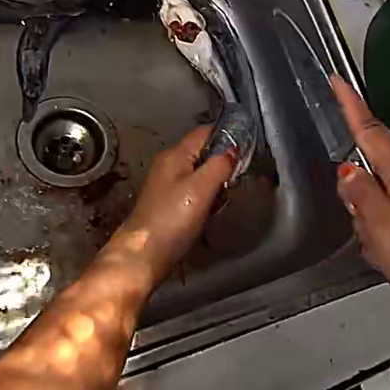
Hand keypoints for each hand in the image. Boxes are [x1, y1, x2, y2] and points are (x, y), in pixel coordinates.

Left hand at [100, 125, 235, 284]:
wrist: (142, 257)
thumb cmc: (171, 220)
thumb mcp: (201, 189)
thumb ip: (219, 165)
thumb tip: (233, 149)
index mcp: (174, 155)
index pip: (205, 132)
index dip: (227, 136)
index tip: (247, 149)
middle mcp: (168, 165)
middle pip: (203, 153)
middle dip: (223, 163)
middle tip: (236, 180)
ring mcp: (167, 185)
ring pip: (200, 173)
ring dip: (216, 183)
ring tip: (223, 199)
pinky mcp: (167, 204)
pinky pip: (194, 191)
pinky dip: (206, 197)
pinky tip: (210, 211)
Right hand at [331, 77, 389, 309]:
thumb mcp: (381, 226)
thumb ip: (360, 194)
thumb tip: (346, 169)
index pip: (370, 128)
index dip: (351, 104)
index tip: (336, 80)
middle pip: (372, 161)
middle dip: (356, 187)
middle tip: (361, 221)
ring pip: (380, 188)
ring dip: (369, 213)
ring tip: (379, 245)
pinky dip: (383, 225)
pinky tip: (389, 251)